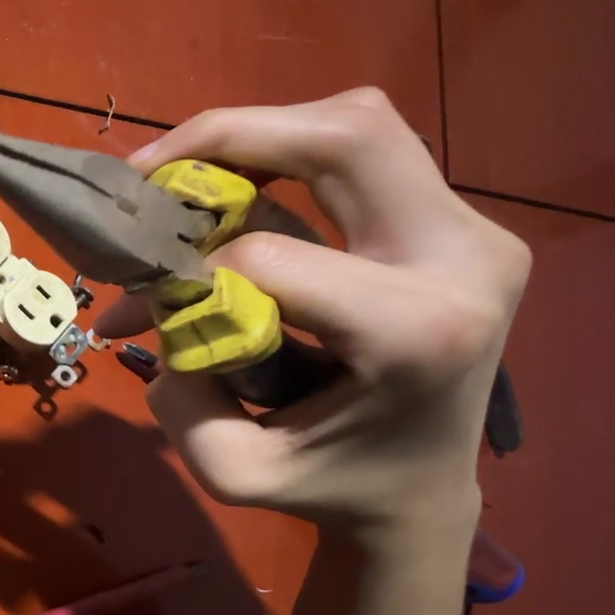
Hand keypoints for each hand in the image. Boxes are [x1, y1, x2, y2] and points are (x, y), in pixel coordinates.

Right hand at [96, 88, 530, 530]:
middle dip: (229, 137)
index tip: (146, 312)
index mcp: (414, 330)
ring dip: (256, 137)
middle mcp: (460, 259)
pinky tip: (230, 196)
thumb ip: (183, 403)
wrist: (421, 487)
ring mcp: (469, 232)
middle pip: (348, 139)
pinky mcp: (452, 224)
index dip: (187, 277)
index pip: (271, 261)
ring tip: (181, 175)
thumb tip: (157, 320)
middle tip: (145, 171)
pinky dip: (280, 160)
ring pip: (361, 126)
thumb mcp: (234, 472)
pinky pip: (362, 158)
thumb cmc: (329, 488)